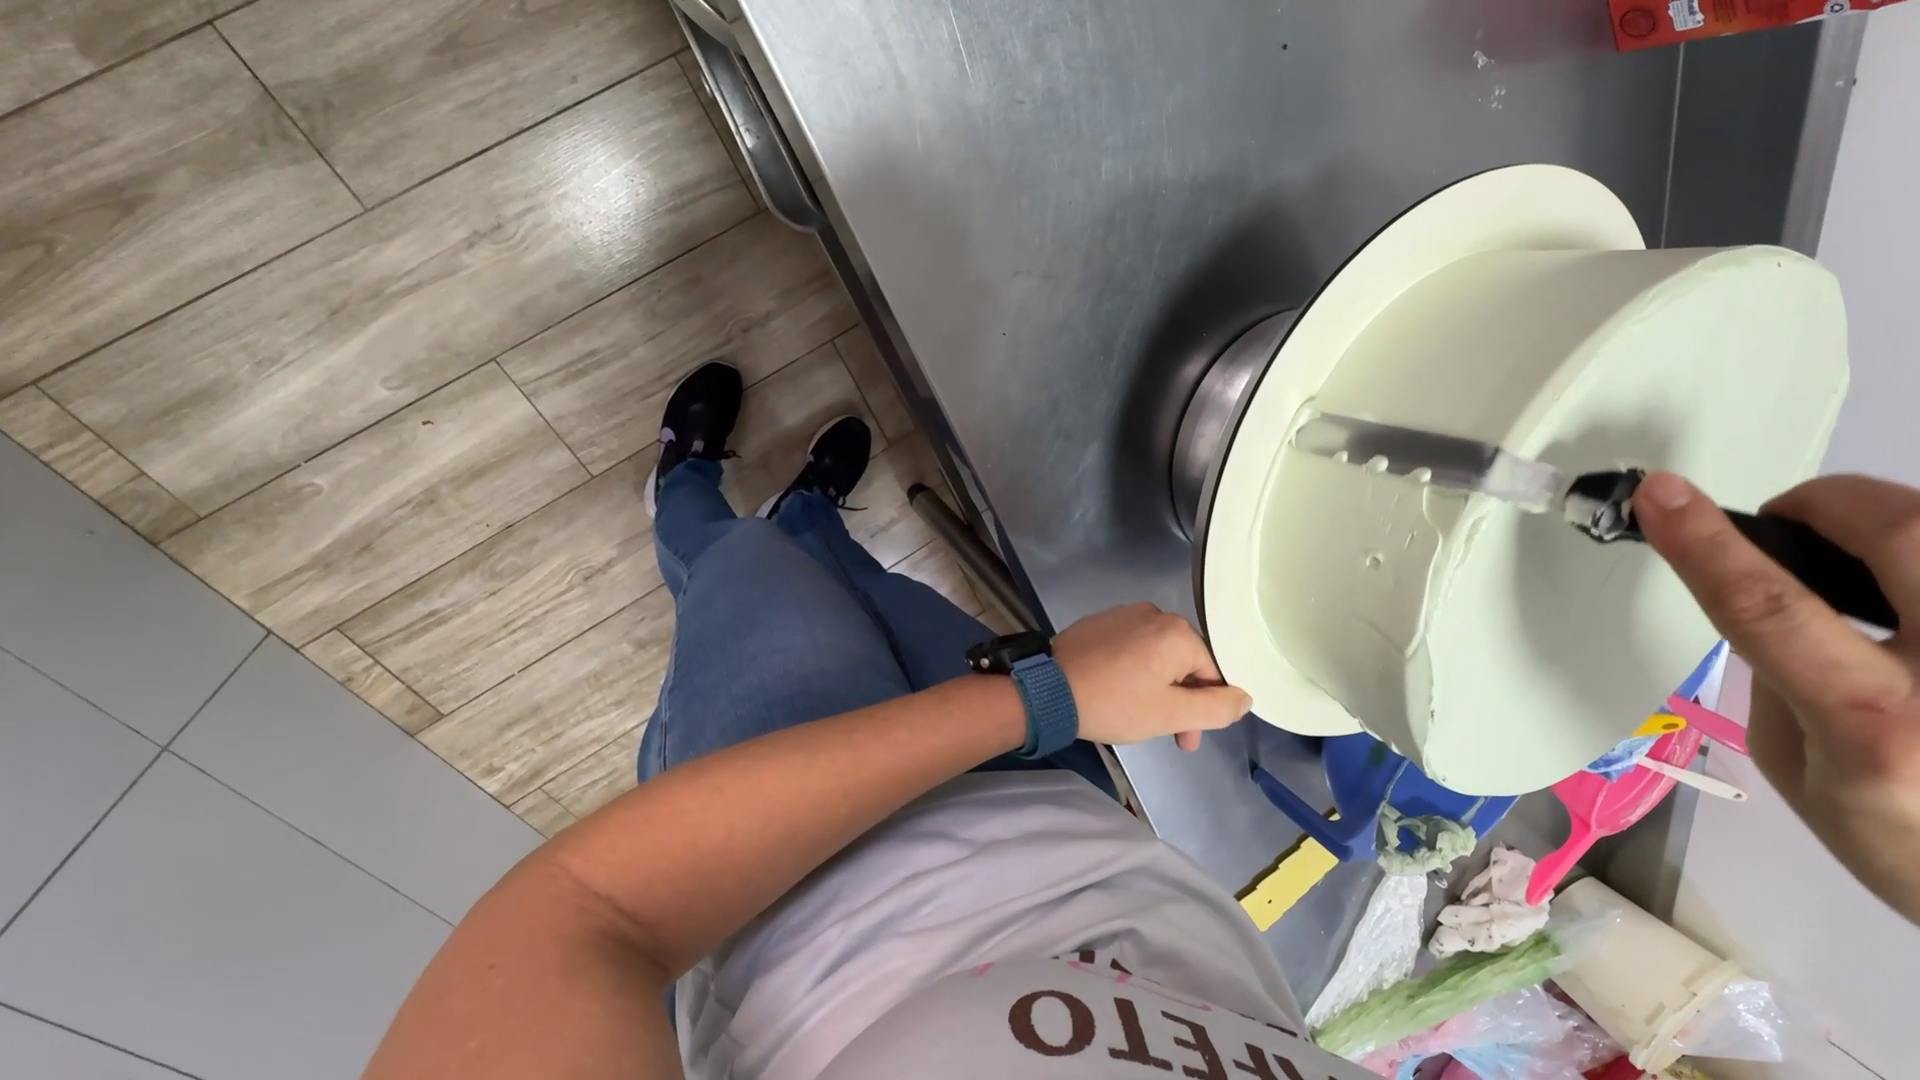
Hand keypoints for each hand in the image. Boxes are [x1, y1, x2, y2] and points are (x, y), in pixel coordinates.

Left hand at [1052, 602, 1251, 750]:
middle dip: (1181, 702)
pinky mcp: (1099, 623)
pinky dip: (1134, 672)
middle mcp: (1154, 614)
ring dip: (1158, 689)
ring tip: (1138, 717)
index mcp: (1177, 631)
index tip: (1187, 739)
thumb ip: (1216, 708)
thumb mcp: (1171, 714)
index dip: (1206, 708)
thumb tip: (1245, 698)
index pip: (1212, 672)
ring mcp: (1123, 615)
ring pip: (1158, 657)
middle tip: (1167, 736)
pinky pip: (1132, 649)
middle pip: (1185, 663)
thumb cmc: (1112, 703)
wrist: (1045, 690)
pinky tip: (1119, 694)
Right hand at [1637, 471, 1919, 922]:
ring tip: (1866, 573)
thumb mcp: (1804, 774)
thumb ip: (1784, 679)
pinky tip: (1908, 603)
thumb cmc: (1910, 844)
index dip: (1706, 543)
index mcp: (1876, 728)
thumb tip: (1785, 609)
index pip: (1769, 609)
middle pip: (1904, 533)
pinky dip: (1917, 567)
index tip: (1659, 494)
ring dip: (1893, 533)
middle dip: (1830, 504)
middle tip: (1792, 524)